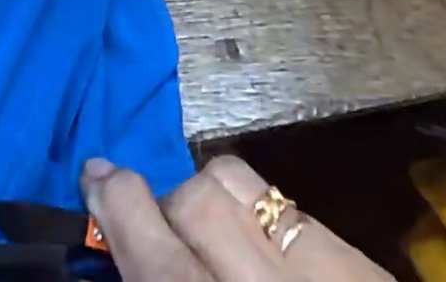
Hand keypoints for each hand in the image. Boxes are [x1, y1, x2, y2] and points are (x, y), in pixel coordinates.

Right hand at [81, 156, 396, 281]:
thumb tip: (132, 258)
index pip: (158, 265)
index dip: (119, 209)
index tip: (96, 175)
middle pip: (192, 207)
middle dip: (158, 203)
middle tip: (147, 220)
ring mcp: (312, 269)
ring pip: (233, 184)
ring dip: (200, 195)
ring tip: (197, 224)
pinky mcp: (349, 258)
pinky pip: (279, 196)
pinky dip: (247, 203)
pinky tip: (246, 229)